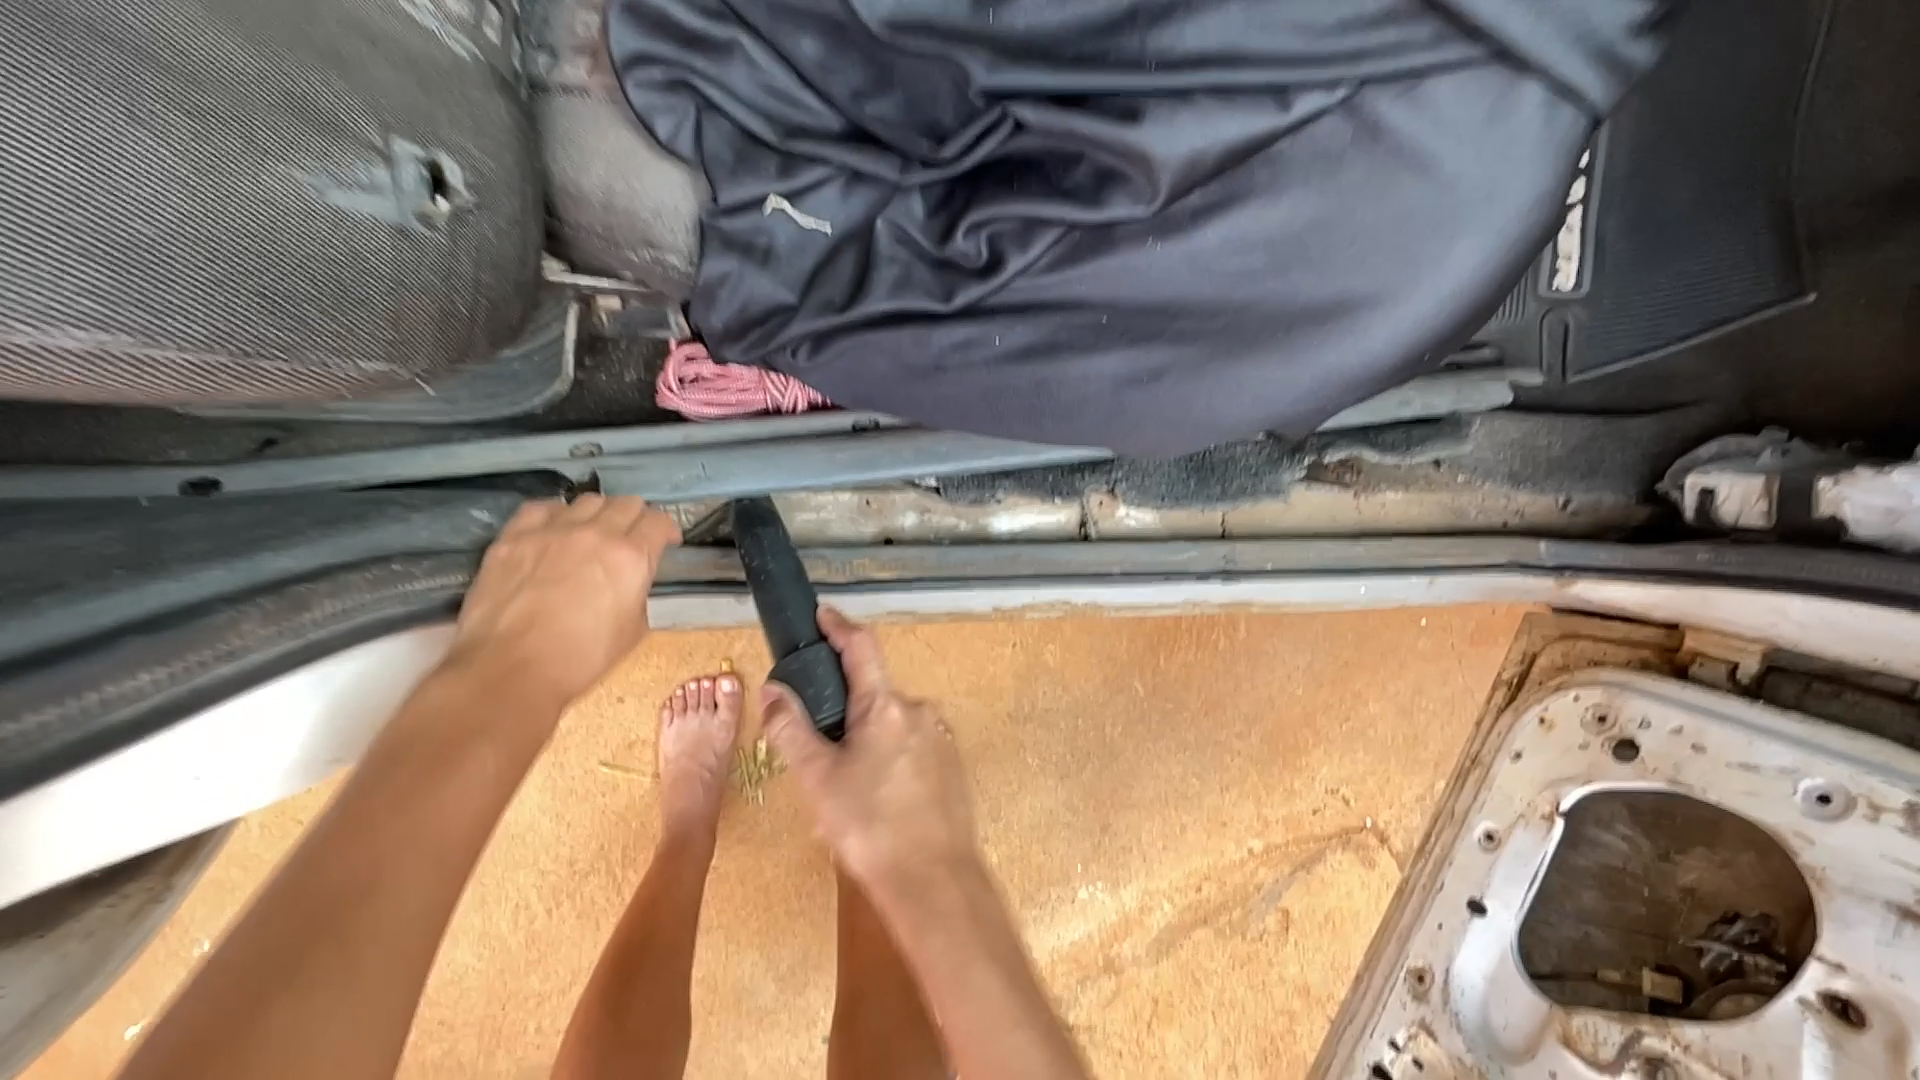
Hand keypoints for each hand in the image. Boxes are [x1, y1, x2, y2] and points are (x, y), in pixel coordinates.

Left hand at [444, 495, 680, 710]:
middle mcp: (595, 534)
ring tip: (593, 533)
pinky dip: (556, 514)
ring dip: (599, 513)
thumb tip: (630, 582)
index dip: (667, 530)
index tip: (666, 542)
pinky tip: (554, 530)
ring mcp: (551, 531)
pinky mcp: (513, 537)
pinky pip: (541, 508)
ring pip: (587, 500)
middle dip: (637, 518)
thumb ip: (638, 593)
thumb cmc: (581, 660)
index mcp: (631, 558)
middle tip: (632, 537)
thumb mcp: (633, 631)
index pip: (659, 522)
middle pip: (626, 503)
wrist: (510, 670)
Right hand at [762, 607, 978, 894]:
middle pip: (873, 694)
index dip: (838, 626)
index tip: (822, 614)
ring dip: (865, 742)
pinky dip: (887, 762)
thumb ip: (791, 729)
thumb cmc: (870, 827)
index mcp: (886, 706)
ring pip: (891, 727)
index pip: (861, 647)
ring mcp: (940, 740)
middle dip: (844, 712)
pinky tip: (874, 804)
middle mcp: (920, 712)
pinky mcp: (951, 768)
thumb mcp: (817, 779)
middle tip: (817, 753)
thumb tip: (774, 692)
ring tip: (844, 792)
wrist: (934, 882)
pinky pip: (910, 750)